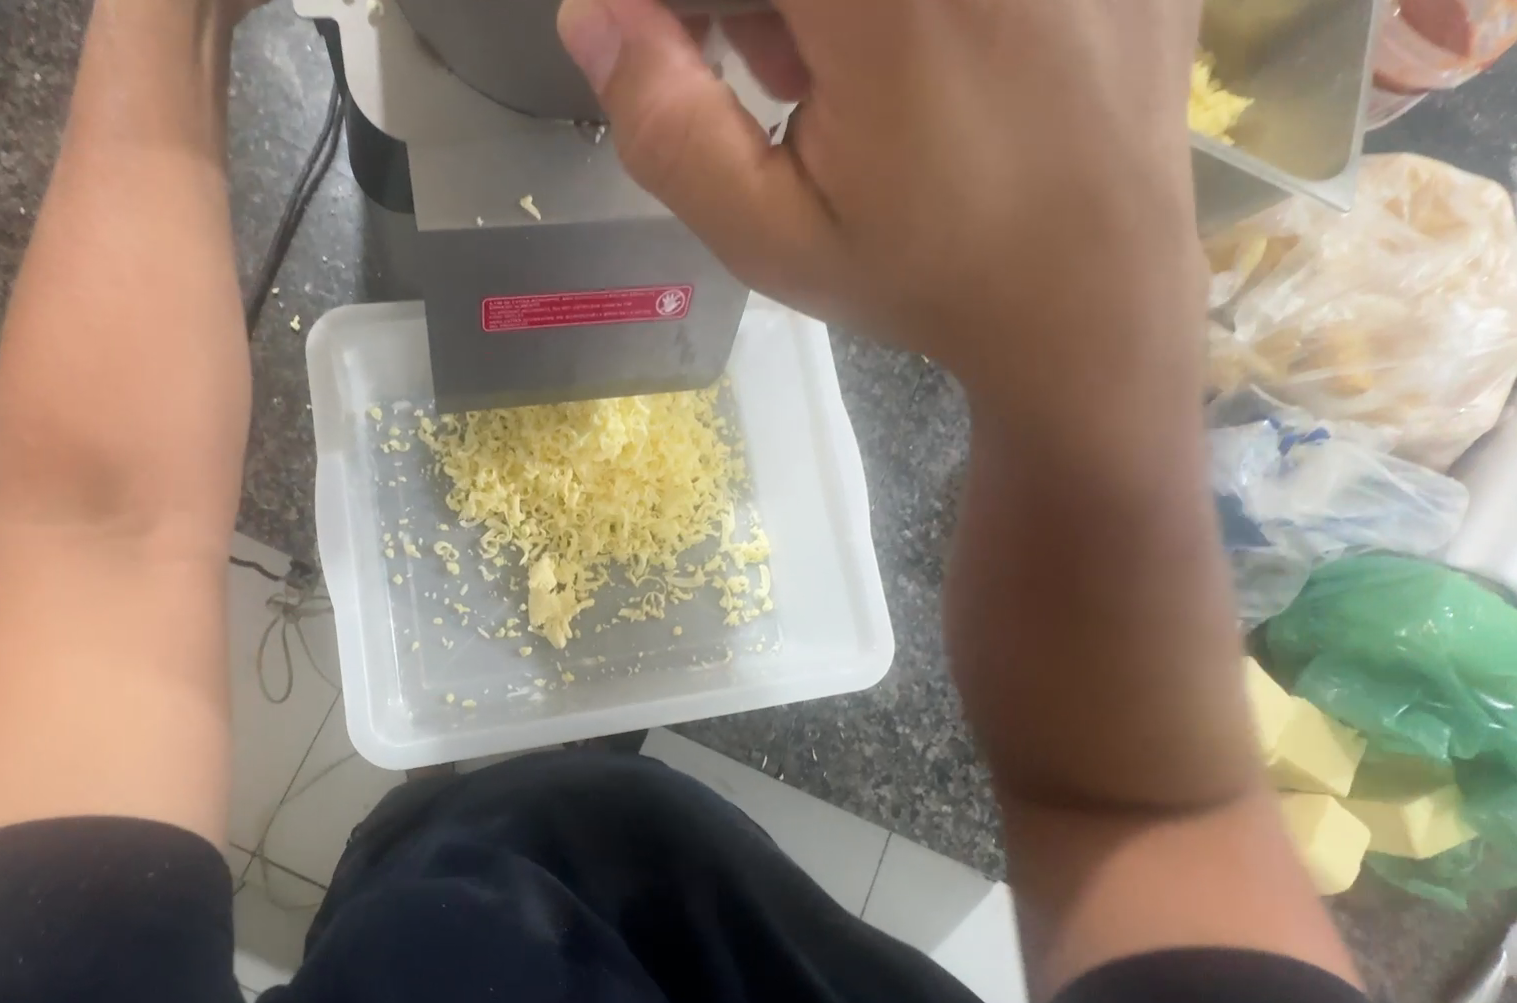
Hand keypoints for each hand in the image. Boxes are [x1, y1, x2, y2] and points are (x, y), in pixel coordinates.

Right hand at [557, 0, 1206, 410]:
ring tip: (856, 70)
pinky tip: (937, 43)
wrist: (1090, 296)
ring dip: (829, 6)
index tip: (693, 56)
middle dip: (763, 10)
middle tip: (785, 75)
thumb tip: (589, 13)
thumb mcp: (769, 235)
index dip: (689, 7)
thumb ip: (667, 126)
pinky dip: (907, 6)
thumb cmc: (919, 274)